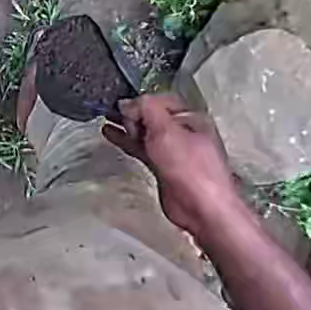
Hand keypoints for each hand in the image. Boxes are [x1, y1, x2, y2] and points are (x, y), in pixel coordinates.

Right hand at [103, 93, 239, 232]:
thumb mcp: (166, 130)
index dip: (142, 102)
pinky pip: (141, 148)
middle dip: (134, 114)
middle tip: (118, 116)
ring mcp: (173, 151)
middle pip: (152, 115)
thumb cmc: (192, 169)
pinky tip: (111, 133)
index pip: (161, 100)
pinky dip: (126, 140)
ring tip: (107, 118)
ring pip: (145, 131)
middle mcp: (183, 132)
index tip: (126, 108)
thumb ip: (146, 110)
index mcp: (191, 118)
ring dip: (126, 125)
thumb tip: (128, 103)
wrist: (202, 209)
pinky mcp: (163, 167)